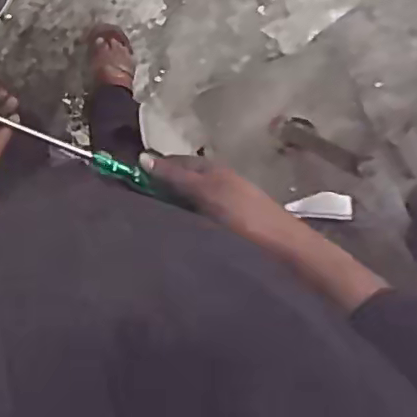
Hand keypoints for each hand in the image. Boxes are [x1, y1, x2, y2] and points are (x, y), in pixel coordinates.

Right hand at [141, 151, 387, 312]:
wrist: (294, 259)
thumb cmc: (249, 220)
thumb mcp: (208, 193)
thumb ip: (176, 177)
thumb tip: (142, 157)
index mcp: (211, 171)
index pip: (170, 162)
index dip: (148, 168)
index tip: (121, 181)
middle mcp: (215, 186)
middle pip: (175, 183)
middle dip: (153, 189)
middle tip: (127, 205)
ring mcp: (221, 210)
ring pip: (182, 204)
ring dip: (165, 210)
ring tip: (141, 224)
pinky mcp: (225, 233)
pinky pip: (191, 223)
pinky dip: (178, 226)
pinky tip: (166, 238)